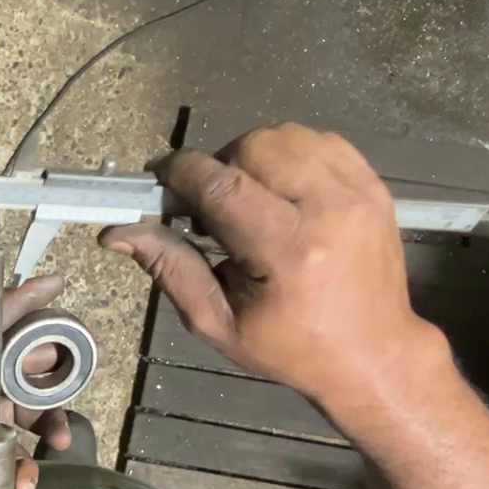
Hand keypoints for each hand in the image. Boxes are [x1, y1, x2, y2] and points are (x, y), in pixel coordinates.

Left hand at [0, 276, 77, 488]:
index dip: (15, 304)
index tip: (53, 285)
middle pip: (17, 365)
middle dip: (54, 362)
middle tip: (90, 361)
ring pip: (26, 411)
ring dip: (50, 419)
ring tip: (56, 440)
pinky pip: (13, 457)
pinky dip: (25, 467)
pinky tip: (24, 480)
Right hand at [99, 123, 445, 411]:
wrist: (370, 352)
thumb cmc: (286, 347)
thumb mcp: (214, 321)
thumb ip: (168, 268)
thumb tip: (116, 234)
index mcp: (286, 252)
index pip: (221, 185)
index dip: (180, 174)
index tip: (157, 181)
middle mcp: (328, 208)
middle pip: (254, 147)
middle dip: (217, 168)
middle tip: (207, 210)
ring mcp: (357, 190)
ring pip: (285, 136)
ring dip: (249, 160)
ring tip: (243, 203)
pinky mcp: (372, 182)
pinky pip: (316, 140)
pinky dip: (285, 157)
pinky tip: (276, 195)